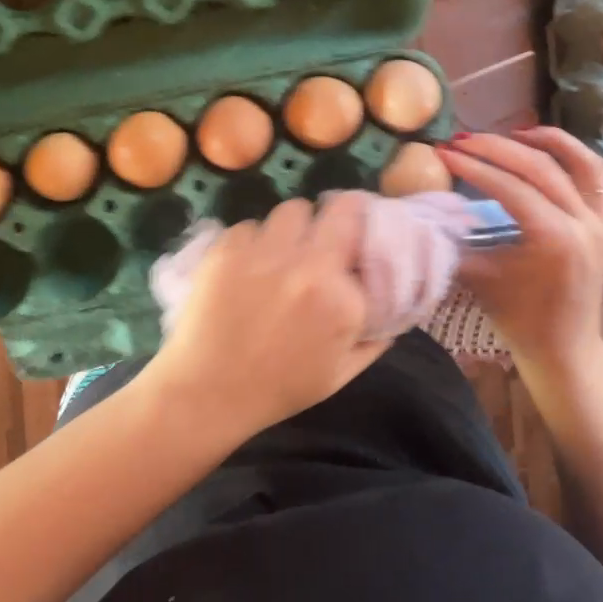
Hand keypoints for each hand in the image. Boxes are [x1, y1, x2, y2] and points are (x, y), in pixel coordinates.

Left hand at [142, 192, 391, 441]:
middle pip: (339, 207)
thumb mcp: (341, 373)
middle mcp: (309, 266)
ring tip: (285, 250)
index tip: (359, 248)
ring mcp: (265, 253)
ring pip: (293, 210)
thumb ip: (375, 338)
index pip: (370, 244)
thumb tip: (396, 305)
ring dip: (295, 227)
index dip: (365, 243)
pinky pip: (251, 226)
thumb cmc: (278, 389)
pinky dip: (254, 242)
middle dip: (340, 214)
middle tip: (330, 232)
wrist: (205, 394)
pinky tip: (248, 267)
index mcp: (343, 300)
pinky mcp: (228, 249)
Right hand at [438, 128, 602, 369]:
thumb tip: (427, 205)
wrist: (562, 350)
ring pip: (584, 163)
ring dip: (549, 141)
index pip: (508, 185)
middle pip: (540, 165)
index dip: (472, 165)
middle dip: (497, 147)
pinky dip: (589, 166)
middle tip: (463, 139)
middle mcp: (584, 222)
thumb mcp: (477, 277)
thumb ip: (453, 239)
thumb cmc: (516, 317)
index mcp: (553, 237)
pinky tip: (562, 161)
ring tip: (516, 133)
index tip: (443, 151)